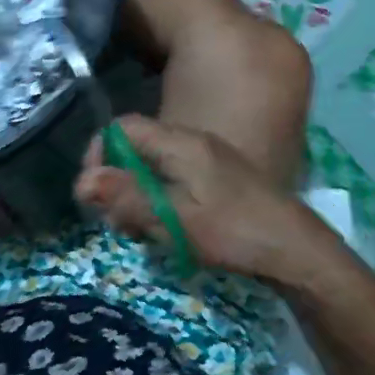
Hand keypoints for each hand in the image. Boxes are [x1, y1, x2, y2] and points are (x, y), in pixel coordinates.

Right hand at [74, 115, 331, 281]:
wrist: (294, 247)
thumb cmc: (233, 230)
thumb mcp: (174, 218)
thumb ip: (128, 197)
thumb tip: (81, 182)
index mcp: (180, 142)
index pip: (123, 127)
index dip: (100, 152)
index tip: (95, 190)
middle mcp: (192, 141)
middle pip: (137, 147)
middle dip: (118, 179)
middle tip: (119, 219)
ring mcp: (208, 158)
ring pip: (155, 166)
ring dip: (139, 193)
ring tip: (141, 229)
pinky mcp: (219, 178)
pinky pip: (175, 178)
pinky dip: (162, 199)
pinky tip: (168, 228)